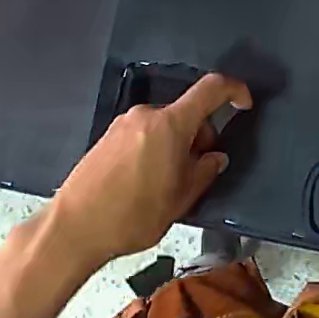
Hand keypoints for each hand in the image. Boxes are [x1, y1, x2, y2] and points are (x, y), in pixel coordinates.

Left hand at [34, 72, 252, 273]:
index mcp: (170, 124)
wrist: (74, 228)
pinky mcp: (108, 136)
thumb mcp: (180, 199)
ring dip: (176, 145)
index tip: (244, 103)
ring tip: (168, 184)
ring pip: (165, 125)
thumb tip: (215, 157)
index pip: (211, 89)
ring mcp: (123, 124)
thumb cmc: (132, 215)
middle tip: (195, 172)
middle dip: (199, 137)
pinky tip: (146, 181)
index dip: (234, 90)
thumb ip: (204, 172)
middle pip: (186, 113)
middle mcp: (146, 115)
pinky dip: (156, 148)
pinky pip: (144, 134)